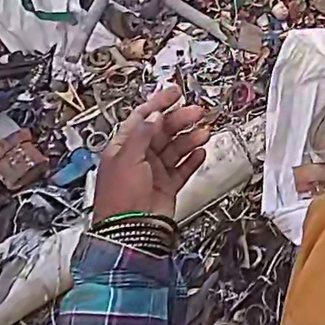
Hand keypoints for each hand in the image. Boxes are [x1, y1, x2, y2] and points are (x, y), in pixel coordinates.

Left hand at [92, 85, 211, 220]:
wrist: (131, 231)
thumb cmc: (120, 198)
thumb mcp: (128, 157)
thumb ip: (143, 134)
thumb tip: (154, 115)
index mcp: (124, 148)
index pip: (142, 118)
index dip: (158, 104)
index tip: (175, 93)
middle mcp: (139, 158)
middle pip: (162, 131)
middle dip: (179, 120)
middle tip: (196, 112)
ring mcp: (154, 172)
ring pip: (175, 149)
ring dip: (189, 138)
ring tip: (203, 132)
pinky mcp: (167, 186)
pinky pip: (182, 169)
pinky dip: (192, 160)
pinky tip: (200, 152)